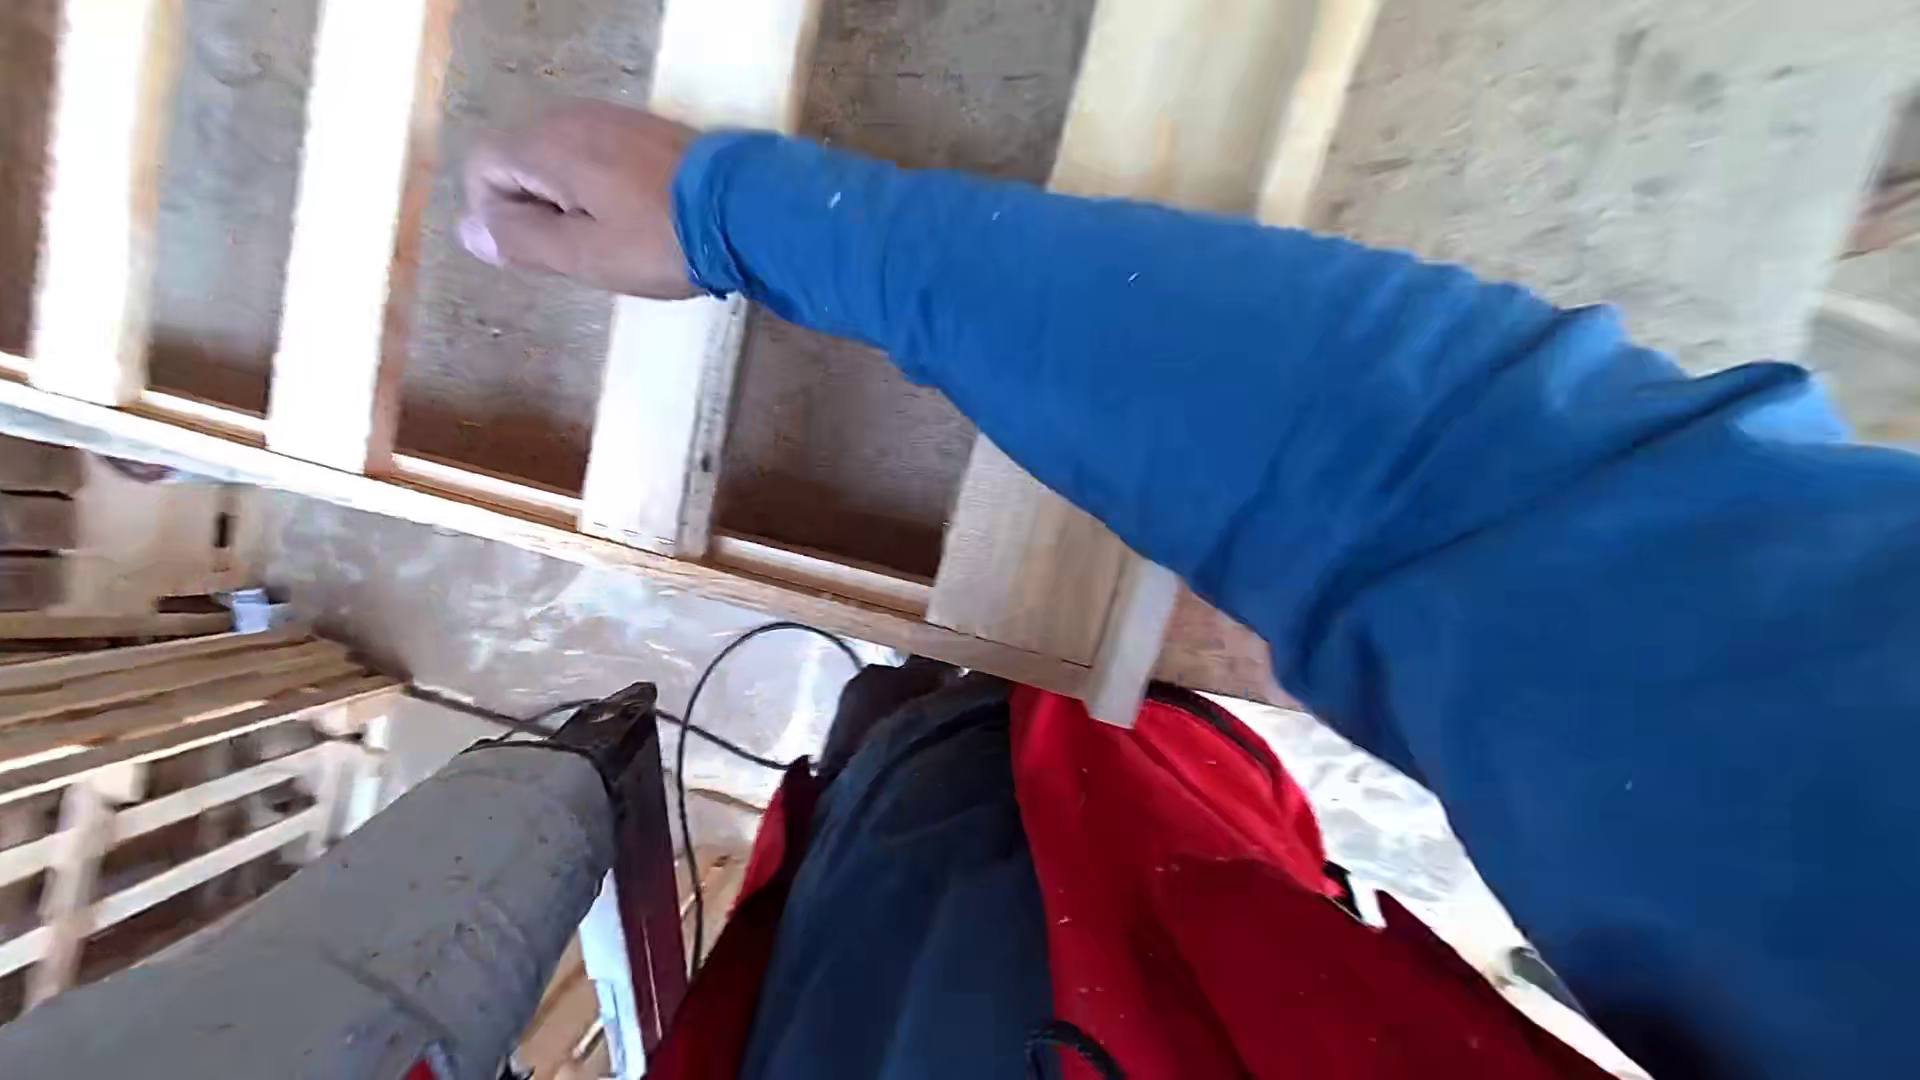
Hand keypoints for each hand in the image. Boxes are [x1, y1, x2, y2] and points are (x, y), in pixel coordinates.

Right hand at [460, 99, 701, 298]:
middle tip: (592, 253)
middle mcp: (574, 117)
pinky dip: (614, 191)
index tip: (547, 253)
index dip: (501, 216)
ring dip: (582, 204)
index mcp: (546, 144)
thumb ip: (526, 242)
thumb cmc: (664, 241)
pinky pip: (611, 160)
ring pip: (571, 162)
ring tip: (627, 242)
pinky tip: (650, 222)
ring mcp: (620, 120)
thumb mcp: (590, 255)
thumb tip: (469, 232)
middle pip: (527, 162)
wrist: (750, 211)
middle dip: (544, 211)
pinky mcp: (657, 133)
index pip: (484, 168)